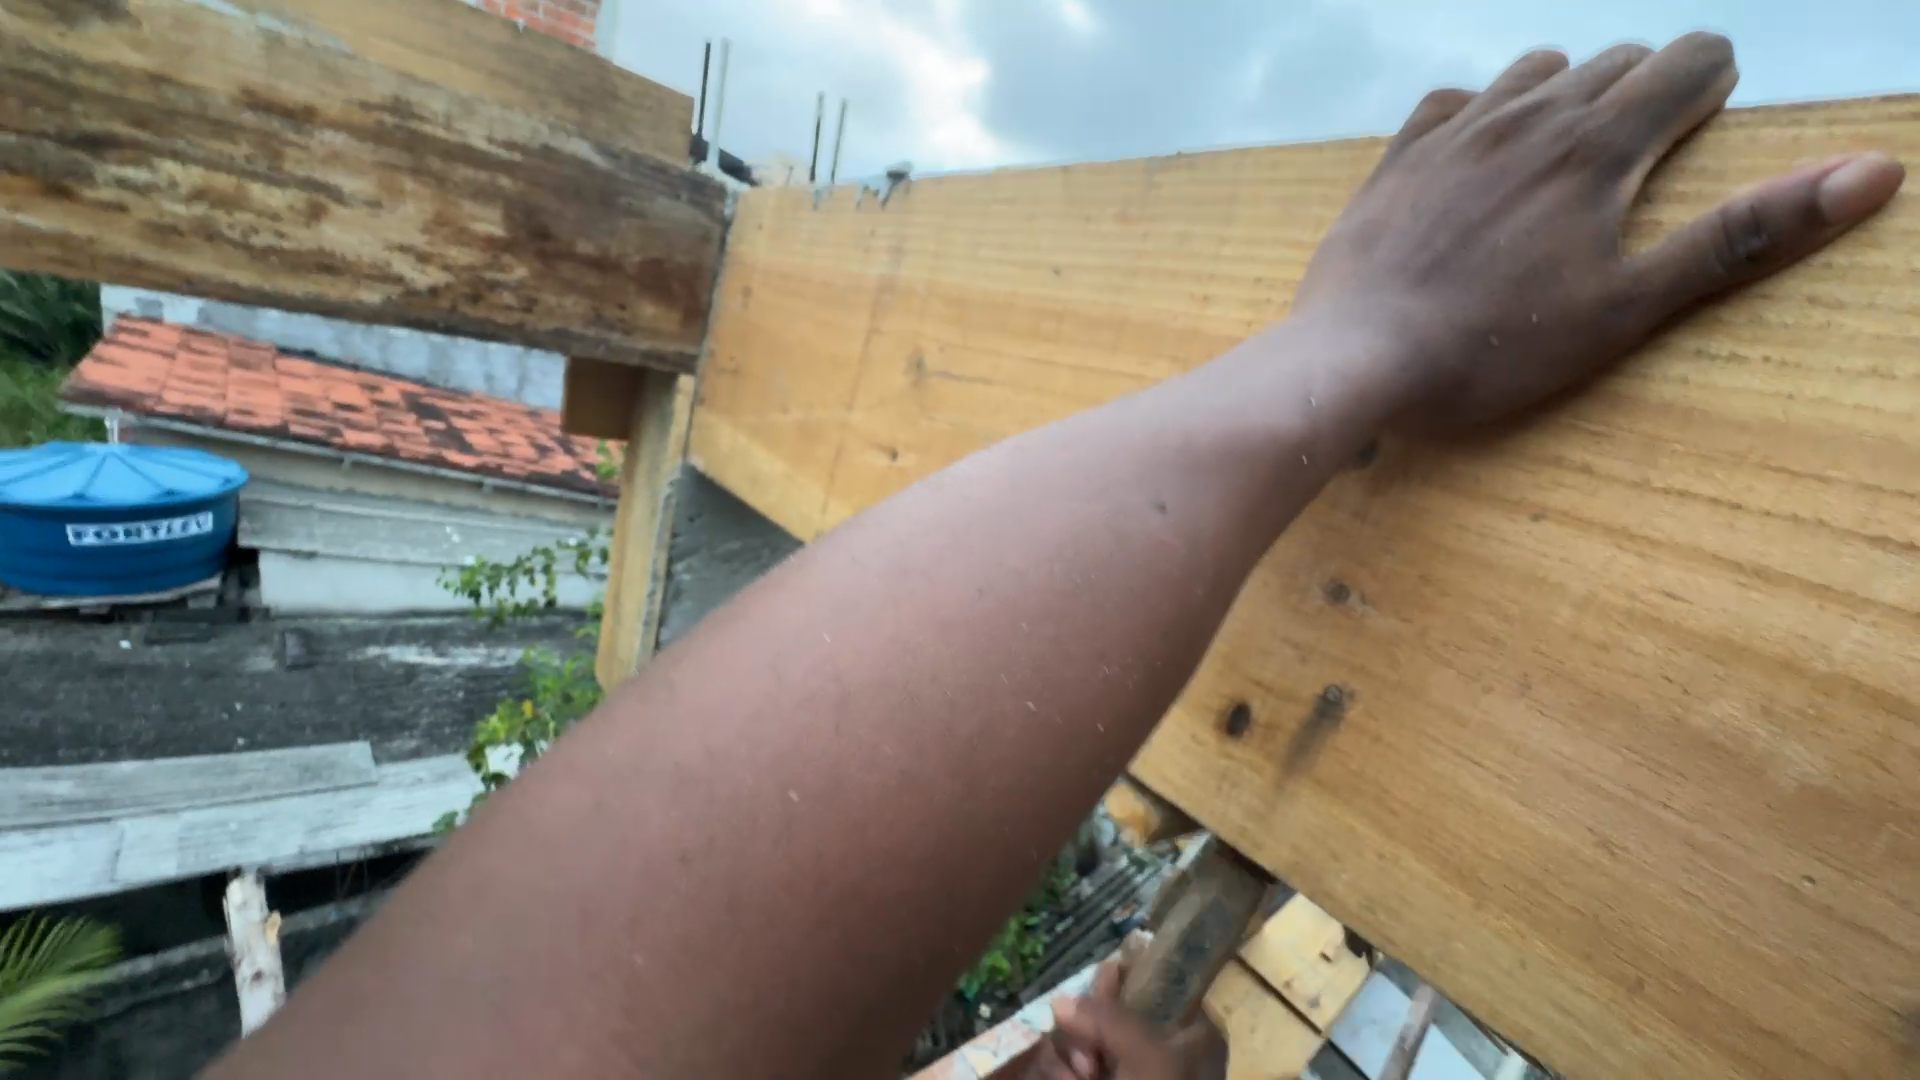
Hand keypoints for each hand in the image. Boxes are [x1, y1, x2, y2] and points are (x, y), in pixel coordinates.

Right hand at [1023, 948, 1226, 1079]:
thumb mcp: (1149, 1060)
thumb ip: (1107, 1017)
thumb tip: (1061, 1003)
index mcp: (1190, 1030)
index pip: (1150, 976)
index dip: (1118, 979)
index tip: (1101, 992)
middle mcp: (1157, 1046)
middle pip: (1102, 1005)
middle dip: (1085, 1029)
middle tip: (1090, 1062)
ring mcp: (1123, 1073)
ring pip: (1076, 1037)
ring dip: (1065, 1057)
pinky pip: (1061, 1066)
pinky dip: (1056, 1073)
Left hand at [1293, 33, 1904, 428]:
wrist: (1353, 358)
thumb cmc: (1487, 347)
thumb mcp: (1624, 307)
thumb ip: (1737, 238)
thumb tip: (1875, 171)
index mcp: (1597, 146)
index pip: (1688, 62)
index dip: (1706, 87)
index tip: (1692, 130)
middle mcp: (1524, 120)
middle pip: (1610, 64)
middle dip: (1636, 94)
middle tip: (1622, 162)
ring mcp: (1447, 139)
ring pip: (1527, 74)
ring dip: (1556, 95)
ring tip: (1549, 156)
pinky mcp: (1388, 166)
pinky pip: (1442, 104)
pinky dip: (1469, 113)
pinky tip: (1467, 151)